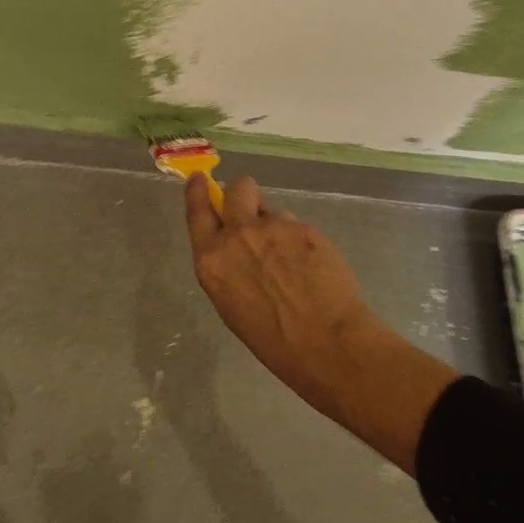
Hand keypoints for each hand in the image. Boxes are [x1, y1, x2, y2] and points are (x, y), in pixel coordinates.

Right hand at [184, 173, 458, 472]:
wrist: (327, 343)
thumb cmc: (272, 341)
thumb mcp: (232, 306)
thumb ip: (228, 268)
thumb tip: (237, 250)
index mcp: (212, 260)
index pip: (197, 211)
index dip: (197, 191)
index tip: (198, 178)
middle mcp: (238, 236)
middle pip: (238, 189)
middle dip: (244, 194)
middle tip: (254, 213)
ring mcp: (274, 228)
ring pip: (273, 211)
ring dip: (277, 226)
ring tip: (293, 261)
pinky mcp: (306, 229)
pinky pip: (298, 227)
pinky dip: (301, 242)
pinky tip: (313, 268)